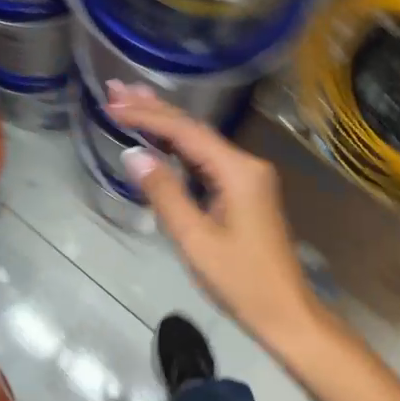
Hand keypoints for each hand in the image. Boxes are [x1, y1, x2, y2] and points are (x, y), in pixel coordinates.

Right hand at [108, 81, 325, 346]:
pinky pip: (206, 159)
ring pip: (200, 141)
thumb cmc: (241, 281)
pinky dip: (179, 146)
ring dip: (164, 122)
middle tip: (116, 87)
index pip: (186, 132)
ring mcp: (247, 176)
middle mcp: (245, 163)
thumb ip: (165, 193)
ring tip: (130, 101)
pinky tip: (160, 139)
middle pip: (194, 129)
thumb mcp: (195, 240)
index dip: (147, 115)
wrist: (286, 313)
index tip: (113, 103)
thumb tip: (133, 154)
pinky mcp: (244, 190)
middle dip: (154, 107)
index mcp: (238, 170)